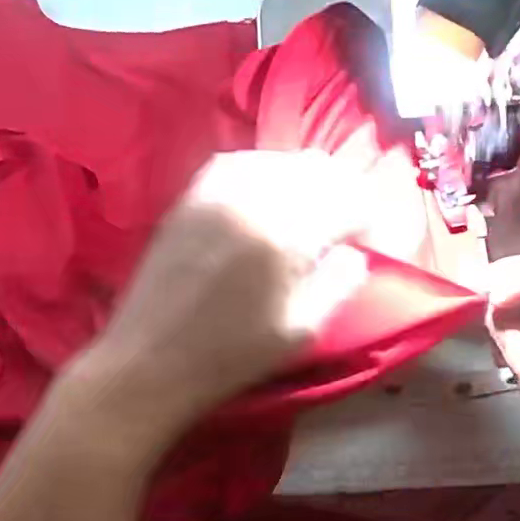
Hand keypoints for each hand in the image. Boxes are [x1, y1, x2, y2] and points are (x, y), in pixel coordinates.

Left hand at [80, 151, 370, 435]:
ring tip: (307, 212)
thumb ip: (341, 281)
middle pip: (319, 169)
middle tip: (342, 226)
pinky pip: (241, 163)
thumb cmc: (233, 355)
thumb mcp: (304, 329)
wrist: (152, 359)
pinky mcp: (192, 194)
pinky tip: (266, 197)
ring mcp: (218, 189)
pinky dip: (265, 173)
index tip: (366, 241)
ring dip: (305, 181)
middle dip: (341, 194)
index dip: (368, 219)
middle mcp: (256, 196)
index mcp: (290, 233)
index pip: (352, 198)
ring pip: (281, 161)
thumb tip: (354, 251)